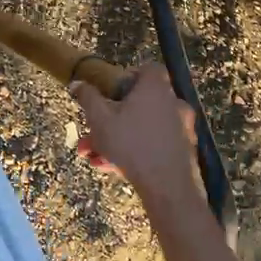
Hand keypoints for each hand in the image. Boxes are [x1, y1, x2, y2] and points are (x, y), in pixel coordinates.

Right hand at [70, 63, 199, 198]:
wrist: (169, 191)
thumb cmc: (132, 144)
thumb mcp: (99, 118)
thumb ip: (87, 97)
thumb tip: (77, 83)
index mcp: (155, 89)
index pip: (150, 69)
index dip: (132, 74)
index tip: (114, 88)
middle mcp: (173, 106)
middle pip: (140, 102)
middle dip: (112, 117)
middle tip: (93, 130)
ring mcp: (181, 131)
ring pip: (143, 128)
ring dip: (118, 138)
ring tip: (93, 155)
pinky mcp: (183, 155)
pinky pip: (153, 146)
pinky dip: (134, 152)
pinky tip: (109, 167)